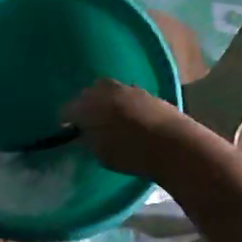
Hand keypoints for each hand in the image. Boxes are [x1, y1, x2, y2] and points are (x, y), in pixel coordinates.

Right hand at [62, 79, 194, 176]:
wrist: (176, 145)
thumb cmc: (130, 153)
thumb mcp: (99, 153)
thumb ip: (86, 140)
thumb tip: (81, 134)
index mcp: (85, 105)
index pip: (65, 110)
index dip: (66, 123)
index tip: (70, 134)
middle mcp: (103, 90)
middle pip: (86, 95)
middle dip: (86, 108)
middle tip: (90, 126)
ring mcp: (127, 88)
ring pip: (108, 93)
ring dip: (107, 104)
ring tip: (113, 122)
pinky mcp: (148, 93)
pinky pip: (128, 97)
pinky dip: (125, 106)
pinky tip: (132, 121)